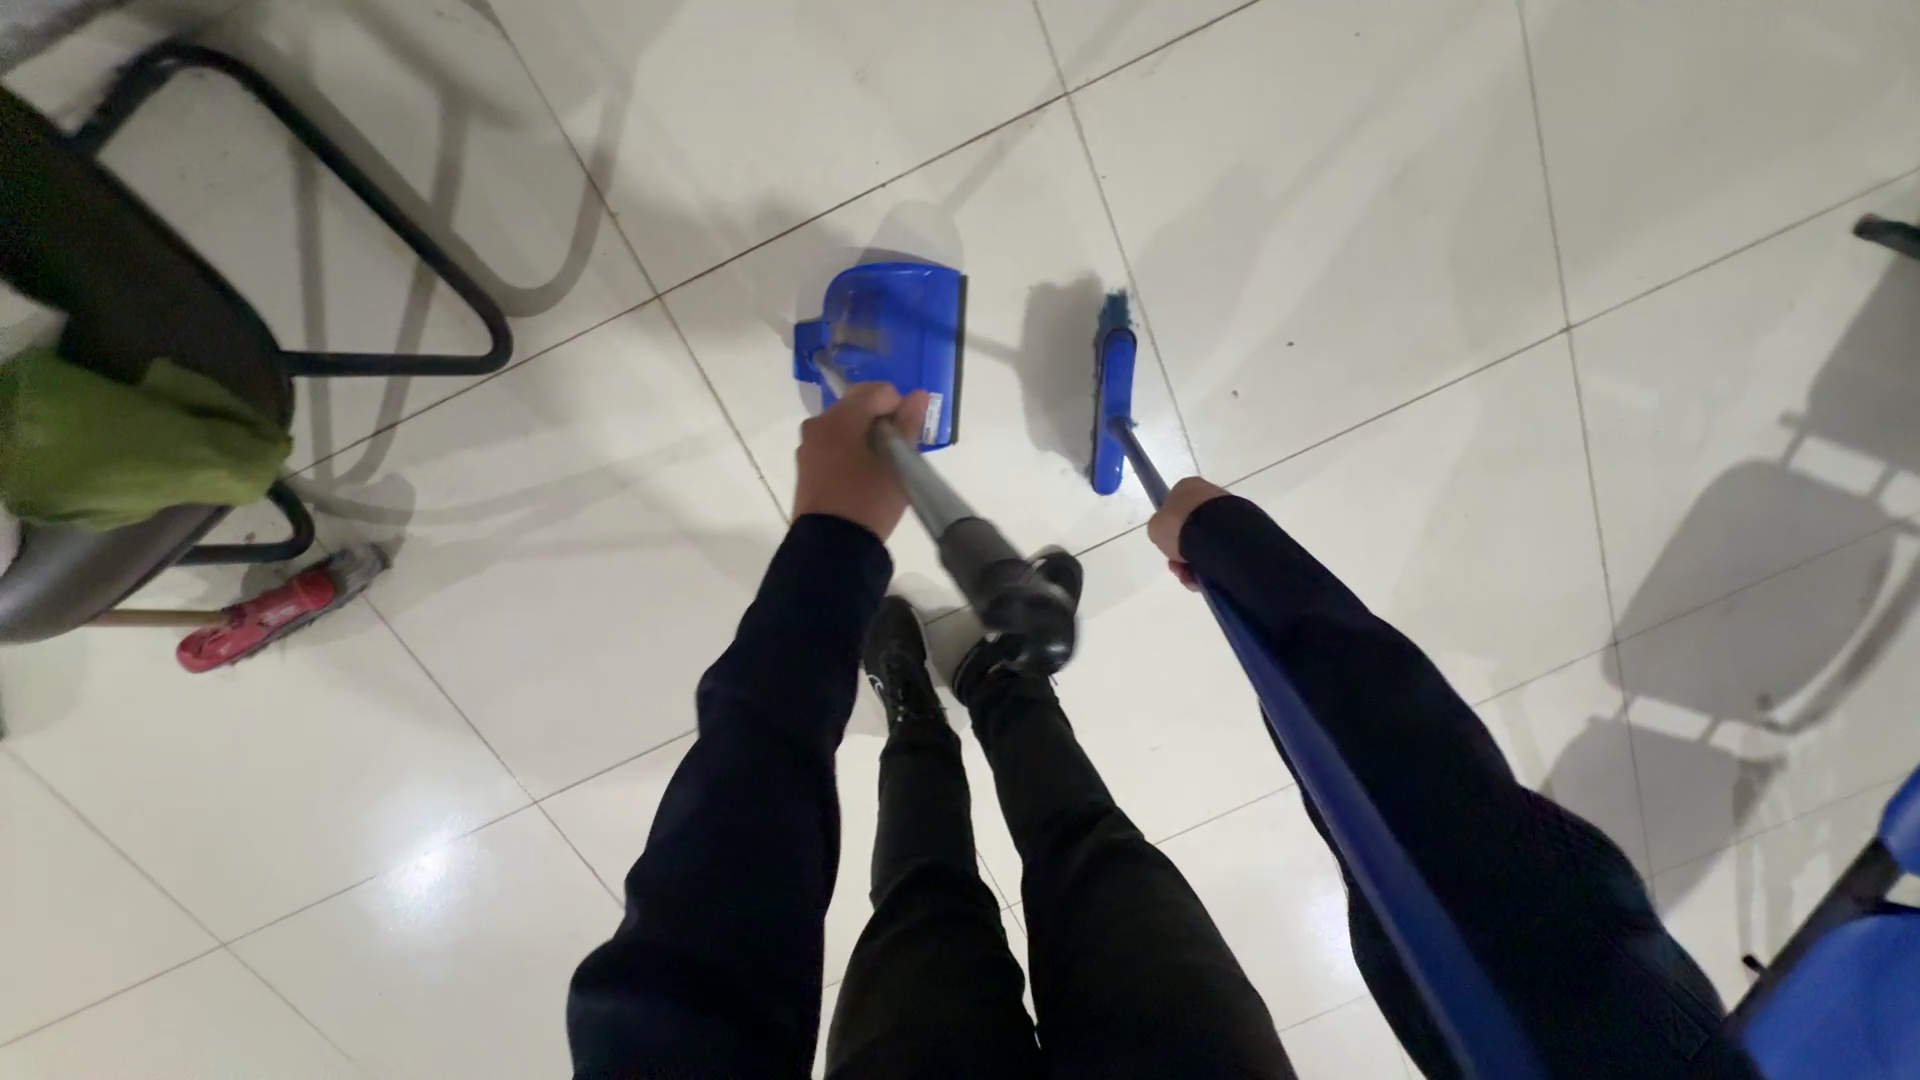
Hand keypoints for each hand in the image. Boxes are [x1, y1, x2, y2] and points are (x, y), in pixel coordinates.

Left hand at [794, 381, 929, 541]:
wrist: (831, 547)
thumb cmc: (870, 502)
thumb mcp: (898, 464)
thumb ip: (908, 425)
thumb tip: (919, 395)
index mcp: (840, 418)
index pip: (877, 391)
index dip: (899, 406)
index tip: (909, 435)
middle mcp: (818, 423)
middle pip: (857, 404)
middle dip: (881, 418)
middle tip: (899, 448)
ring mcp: (808, 445)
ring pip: (844, 424)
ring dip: (865, 433)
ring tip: (882, 464)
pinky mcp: (805, 465)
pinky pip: (832, 443)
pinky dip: (850, 448)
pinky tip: (862, 474)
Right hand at [1147, 476, 1229, 590]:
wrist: (1219, 536)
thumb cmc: (1181, 525)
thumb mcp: (1155, 527)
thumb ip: (1159, 528)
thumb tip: (1170, 535)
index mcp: (1187, 486)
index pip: (1173, 507)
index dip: (1168, 530)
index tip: (1167, 546)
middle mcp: (1210, 495)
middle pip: (1190, 529)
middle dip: (1182, 551)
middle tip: (1177, 567)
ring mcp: (1229, 511)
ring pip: (1206, 543)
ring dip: (1195, 563)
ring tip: (1191, 578)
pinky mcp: (1244, 528)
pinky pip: (1222, 550)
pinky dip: (1212, 565)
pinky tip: (1205, 578)